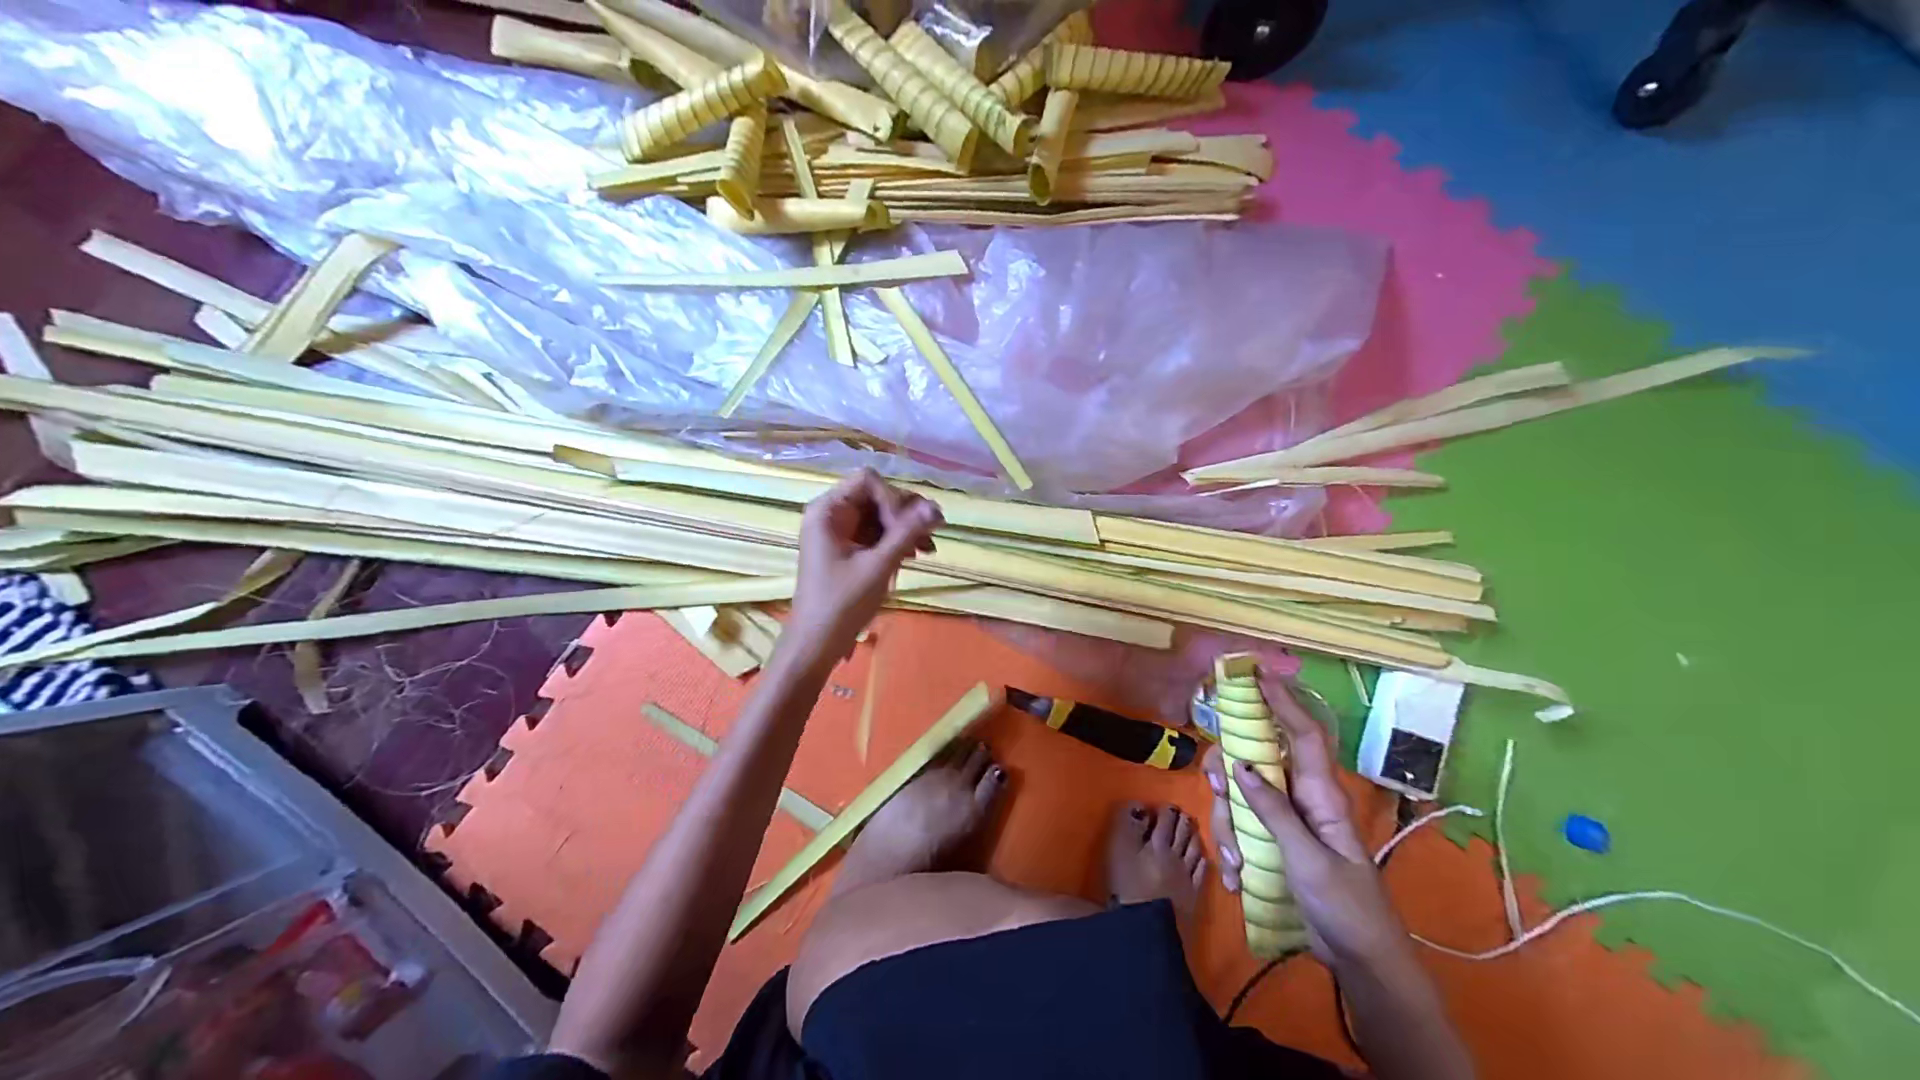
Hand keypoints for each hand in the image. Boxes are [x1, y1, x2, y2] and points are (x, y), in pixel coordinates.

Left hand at [787, 469, 941, 661]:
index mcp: (827, 510)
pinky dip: (896, 541)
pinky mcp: (847, 548)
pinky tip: (915, 554)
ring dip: (905, 528)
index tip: (905, 530)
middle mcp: (831, 513)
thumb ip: (907, 533)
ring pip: (880, 514)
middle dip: (904, 514)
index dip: (893, 499)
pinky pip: (876, 533)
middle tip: (932, 535)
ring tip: (928, 549)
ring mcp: (839, 531)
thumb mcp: (878, 566)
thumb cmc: (841, 604)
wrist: (816, 644)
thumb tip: (936, 508)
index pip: (869, 481)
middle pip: (877, 495)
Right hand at [1202, 679, 1410, 968]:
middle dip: (1230, 773)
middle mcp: (1301, 799)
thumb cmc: (1346, 907)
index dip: (1282, 701)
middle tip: (1218, 786)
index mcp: (1321, 795)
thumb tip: (1240, 764)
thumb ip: (1273, 811)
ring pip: (1241, 798)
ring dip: (1230, 827)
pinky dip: (1233, 851)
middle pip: (1256, 761)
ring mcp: (1286, 821)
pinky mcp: (1274, 843)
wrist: (1361, 961)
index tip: (1256, 675)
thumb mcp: (1308, 860)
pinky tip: (1239, 879)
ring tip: (1238, 864)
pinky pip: (1242, 829)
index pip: (1301, 735)